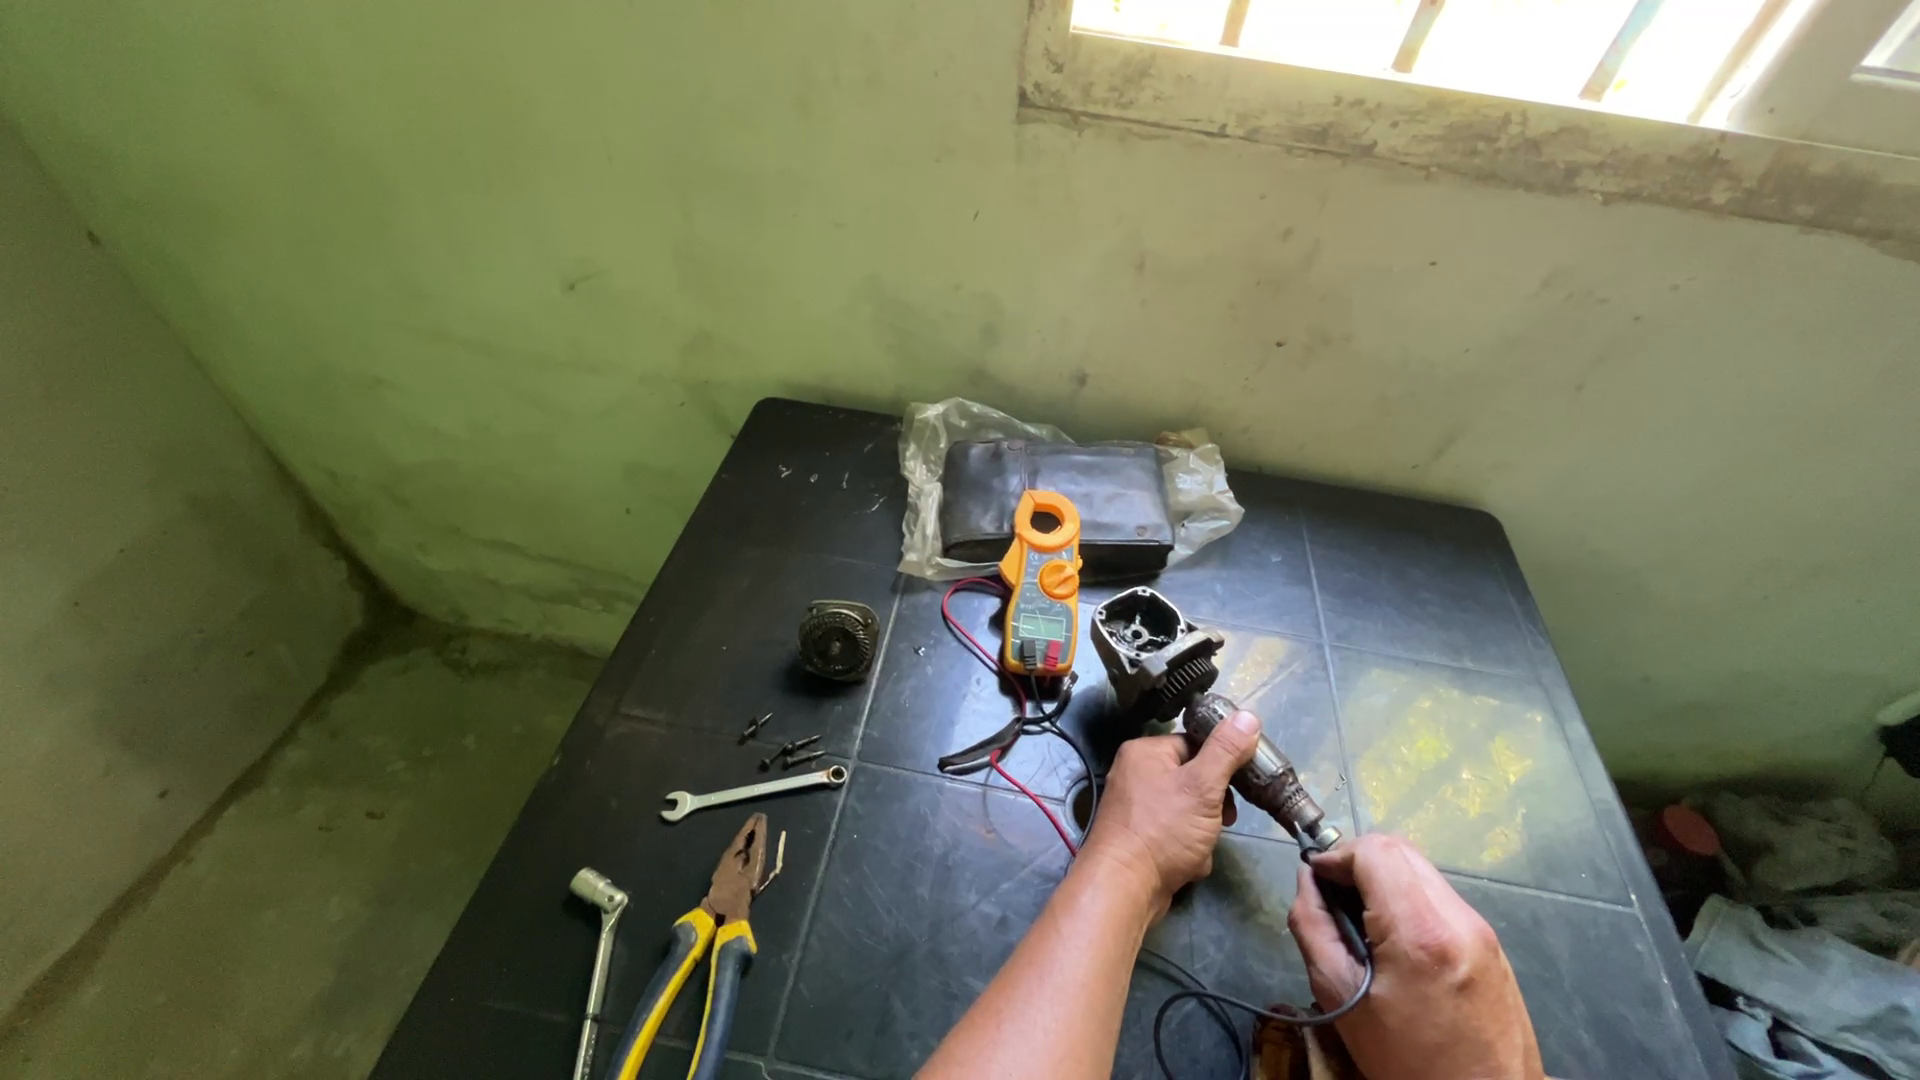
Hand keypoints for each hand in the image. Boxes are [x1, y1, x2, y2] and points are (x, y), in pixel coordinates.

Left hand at [1078, 711, 1261, 918]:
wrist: (1124, 886)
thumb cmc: (1163, 830)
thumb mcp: (1202, 786)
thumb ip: (1226, 751)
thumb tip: (1248, 715)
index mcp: (1144, 752)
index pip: (1194, 745)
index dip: (1220, 766)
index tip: (1239, 787)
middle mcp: (1134, 774)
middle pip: (1194, 780)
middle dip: (1213, 807)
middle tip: (1219, 820)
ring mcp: (1135, 807)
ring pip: (1189, 812)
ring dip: (1204, 832)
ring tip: (1198, 846)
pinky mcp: (1139, 836)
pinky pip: (1176, 835)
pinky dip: (1188, 849)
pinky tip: (1188, 863)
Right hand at [1289, 834, 1544, 1079]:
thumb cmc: (1406, 1060)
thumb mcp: (1339, 995)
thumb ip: (1313, 925)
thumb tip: (1308, 880)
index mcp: (1419, 930)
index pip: (1372, 850)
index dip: (1336, 856)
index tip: (1317, 881)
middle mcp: (1457, 918)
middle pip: (1398, 850)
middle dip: (1357, 861)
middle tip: (1335, 896)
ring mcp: (1481, 930)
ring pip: (1419, 869)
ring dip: (1382, 878)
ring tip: (1362, 919)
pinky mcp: (1491, 944)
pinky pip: (1438, 896)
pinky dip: (1406, 897)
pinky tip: (1394, 938)